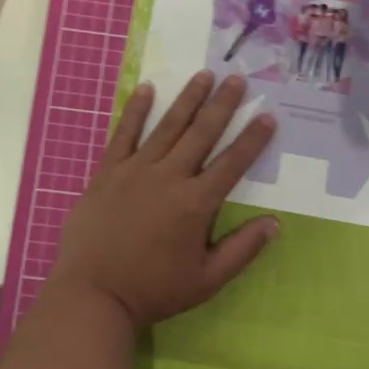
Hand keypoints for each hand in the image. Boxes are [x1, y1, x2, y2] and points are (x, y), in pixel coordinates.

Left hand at [47, 71, 280, 329]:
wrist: (93, 294)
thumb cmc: (153, 290)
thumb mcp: (207, 280)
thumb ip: (242, 249)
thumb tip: (275, 223)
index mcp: (195, 203)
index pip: (232, 163)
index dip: (252, 139)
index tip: (267, 116)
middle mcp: (169, 177)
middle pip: (202, 133)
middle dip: (222, 104)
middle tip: (238, 78)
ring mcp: (135, 170)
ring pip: (167, 126)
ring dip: (188, 98)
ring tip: (204, 74)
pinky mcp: (108, 172)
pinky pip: (124, 133)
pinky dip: (135, 110)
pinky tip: (147, 89)